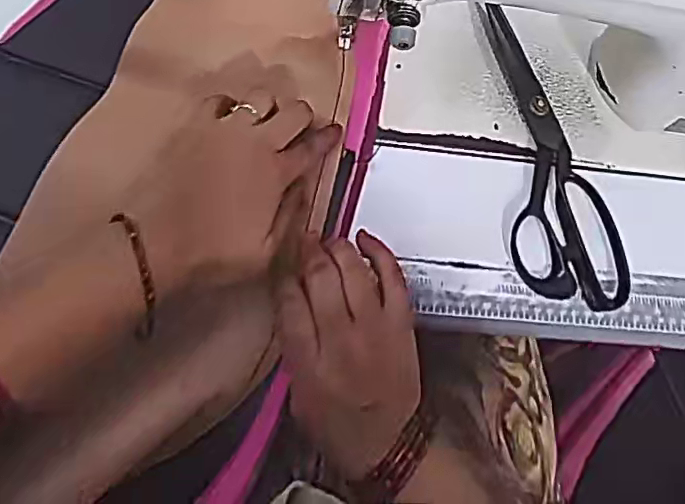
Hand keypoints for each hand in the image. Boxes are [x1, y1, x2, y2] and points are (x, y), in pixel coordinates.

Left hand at [125, 90, 340, 295]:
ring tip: (263, 121)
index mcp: (276, 172)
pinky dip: (230, 105)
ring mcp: (225, 127)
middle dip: (302, 116)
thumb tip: (303, 188)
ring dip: (269, 107)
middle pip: (294, 110)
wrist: (156, 242)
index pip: (312, 146)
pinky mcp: (197, 123)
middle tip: (298, 128)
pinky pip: (221, 99)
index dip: (327, 136)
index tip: (332, 131)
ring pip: (261, 97)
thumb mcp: (264, 252)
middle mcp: (257, 142)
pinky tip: (228, 119)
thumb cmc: (211, 253)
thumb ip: (290, 215)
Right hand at [275, 230, 421, 480]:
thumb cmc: (341, 424)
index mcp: (310, 365)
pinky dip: (378, 250)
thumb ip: (292, 345)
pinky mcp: (402, 320)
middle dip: (308, 252)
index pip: (289, 302)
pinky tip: (364, 239)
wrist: (390, 444)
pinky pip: (392, 274)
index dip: (284, 276)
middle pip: (320, 277)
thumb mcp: (299, 394)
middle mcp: (343, 341)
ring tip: (328, 243)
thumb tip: (289, 295)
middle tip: (304, 242)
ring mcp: (376, 327)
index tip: (283, 267)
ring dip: (337, 247)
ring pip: (353, 268)